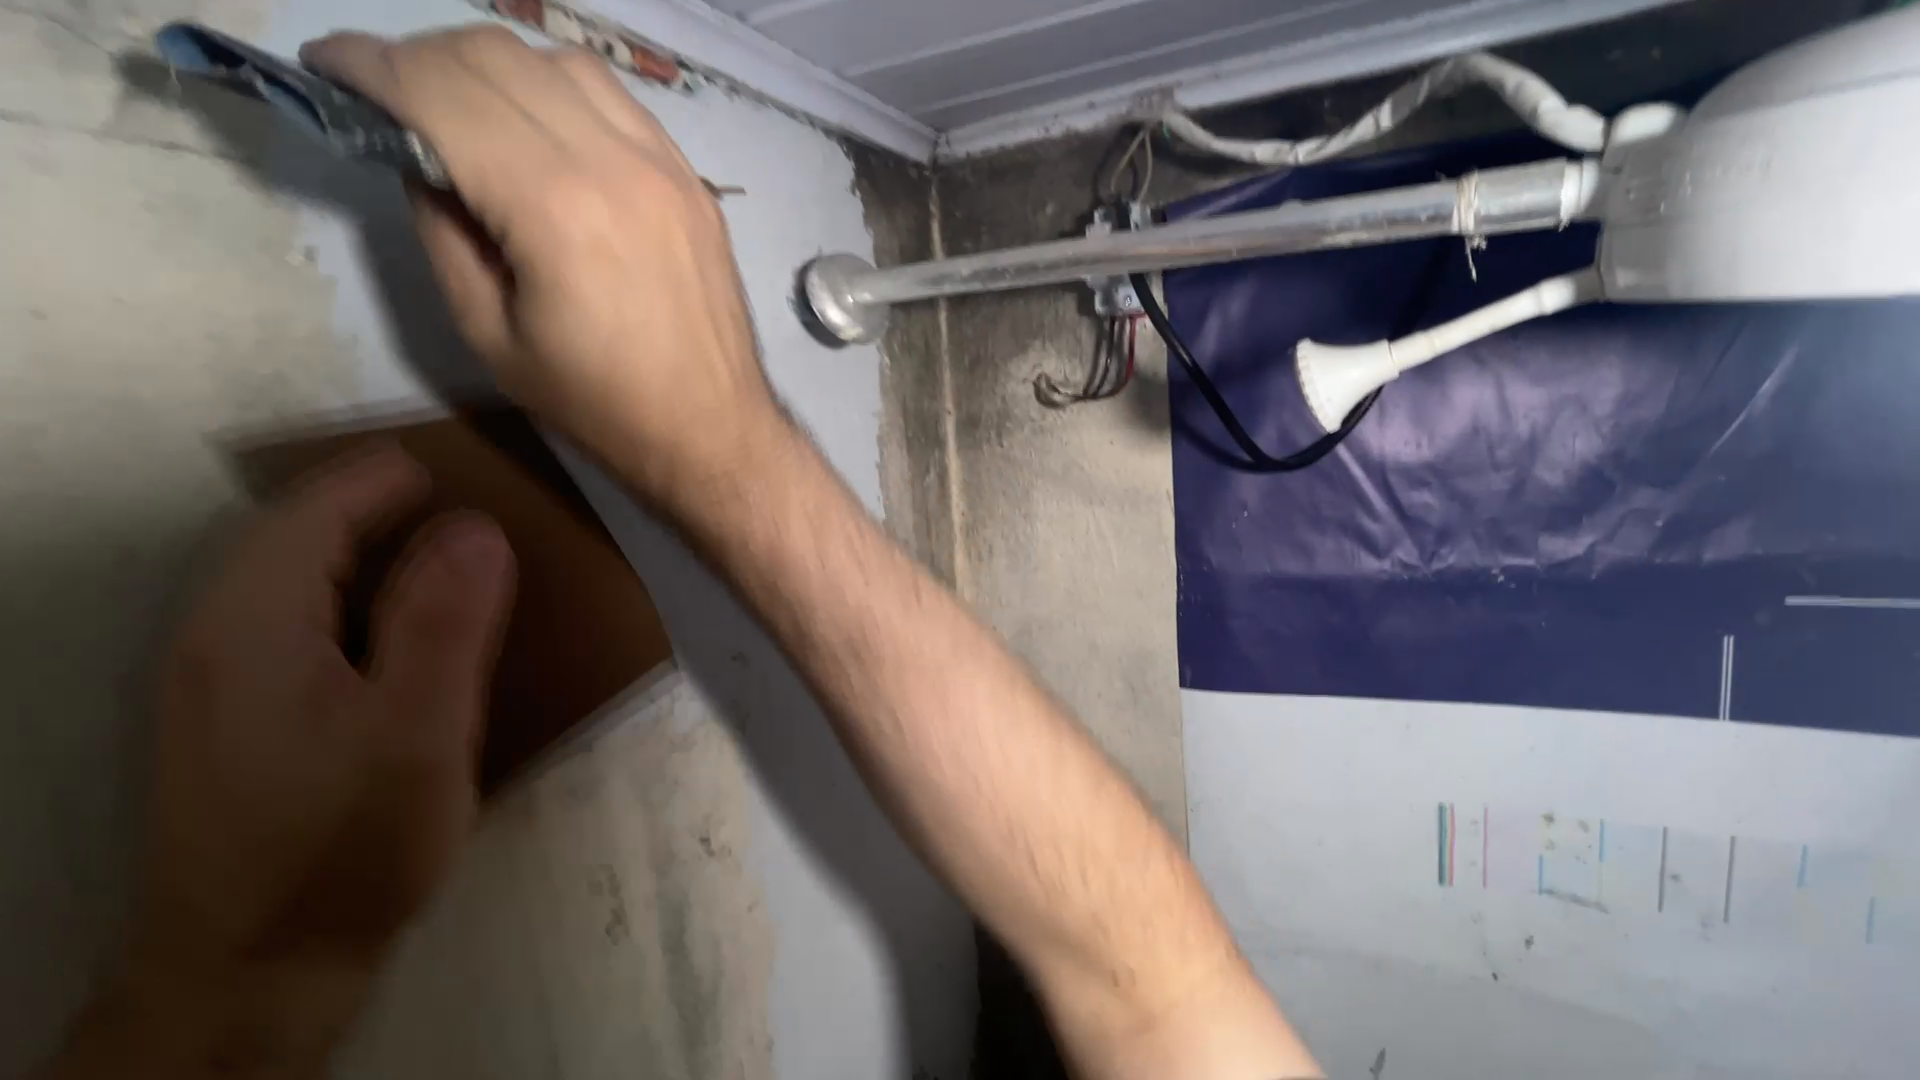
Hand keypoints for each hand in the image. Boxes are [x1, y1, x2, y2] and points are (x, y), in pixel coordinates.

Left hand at [67, 448, 514, 1075]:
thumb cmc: (345, 843)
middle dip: (384, 508)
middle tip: (474, 507)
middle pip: (301, 539)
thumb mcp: (416, 730)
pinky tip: (410, 631)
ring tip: (456, 557)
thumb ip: (444, 621)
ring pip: (302, 582)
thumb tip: (477, 528)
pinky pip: (306, 626)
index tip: (467, 467)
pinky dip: (363, 601)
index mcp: (253, 624)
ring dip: (375, 554)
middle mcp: (219, 638)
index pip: (316, 512)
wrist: (257, 970)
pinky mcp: (244, 721)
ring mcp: (224, 683)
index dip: (390, 479)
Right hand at [301, 27, 783, 511]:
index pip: (439, 90)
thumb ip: (442, 230)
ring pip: (563, 63)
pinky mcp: (695, 183)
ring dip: (497, 67)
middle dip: (422, 59)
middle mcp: (616, 163)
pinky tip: (546, 128)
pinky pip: (620, 101)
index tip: (326, 67)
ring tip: (467, 109)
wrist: (712, 431)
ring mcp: (667, 168)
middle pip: (496, 56)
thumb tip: (417, 154)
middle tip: (391, 97)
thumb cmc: (600, 405)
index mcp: (555, 206)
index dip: (365, 65)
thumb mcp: (490, 334)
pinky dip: (566, 91)